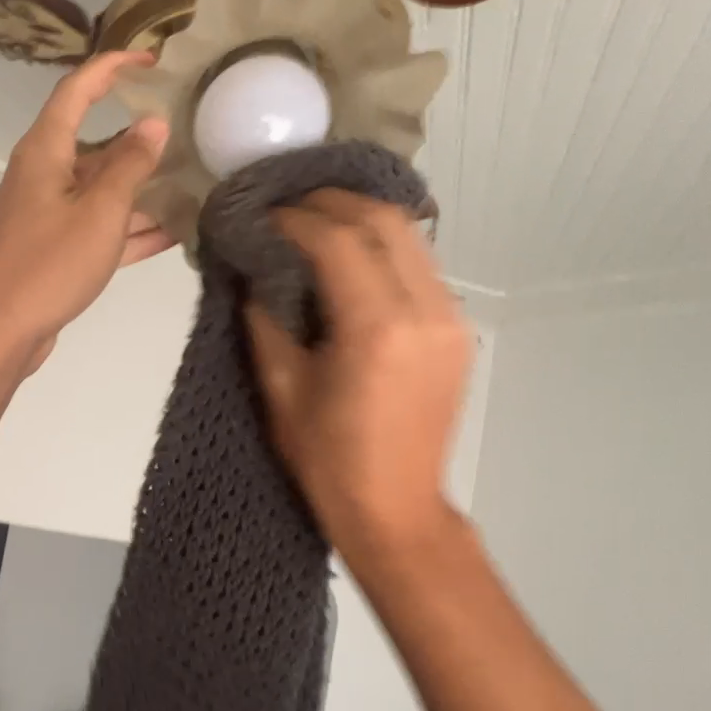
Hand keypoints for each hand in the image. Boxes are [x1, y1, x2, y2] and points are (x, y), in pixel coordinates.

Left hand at [0, 51, 174, 370]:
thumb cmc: (48, 266)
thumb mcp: (99, 213)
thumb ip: (129, 166)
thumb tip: (151, 125)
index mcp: (44, 153)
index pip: (77, 90)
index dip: (112, 67)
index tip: (151, 59)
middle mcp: (41, 176)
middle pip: (93, 146)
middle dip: (138, 141)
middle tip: (186, 135)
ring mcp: (44, 216)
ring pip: (98, 192)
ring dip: (140, 191)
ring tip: (191, 186)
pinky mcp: (51, 252)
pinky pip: (95, 230)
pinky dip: (127, 230)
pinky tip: (172, 234)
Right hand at [244, 190, 473, 568]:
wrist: (394, 508)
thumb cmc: (326, 459)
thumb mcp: (279, 389)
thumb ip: (266, 320)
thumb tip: (254, 272)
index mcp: (375, 330)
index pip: (339, 242)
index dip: (296, 218)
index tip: (261, 215)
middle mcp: (425, 312)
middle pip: (386, 222)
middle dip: (334, 202)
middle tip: (289, 204)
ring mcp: (450, 320)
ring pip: (411, 237)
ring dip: (362, 219)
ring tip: (315, 220)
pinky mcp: (456, 331)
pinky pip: (420, 267)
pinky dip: (383, 247)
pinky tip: (350, 256)